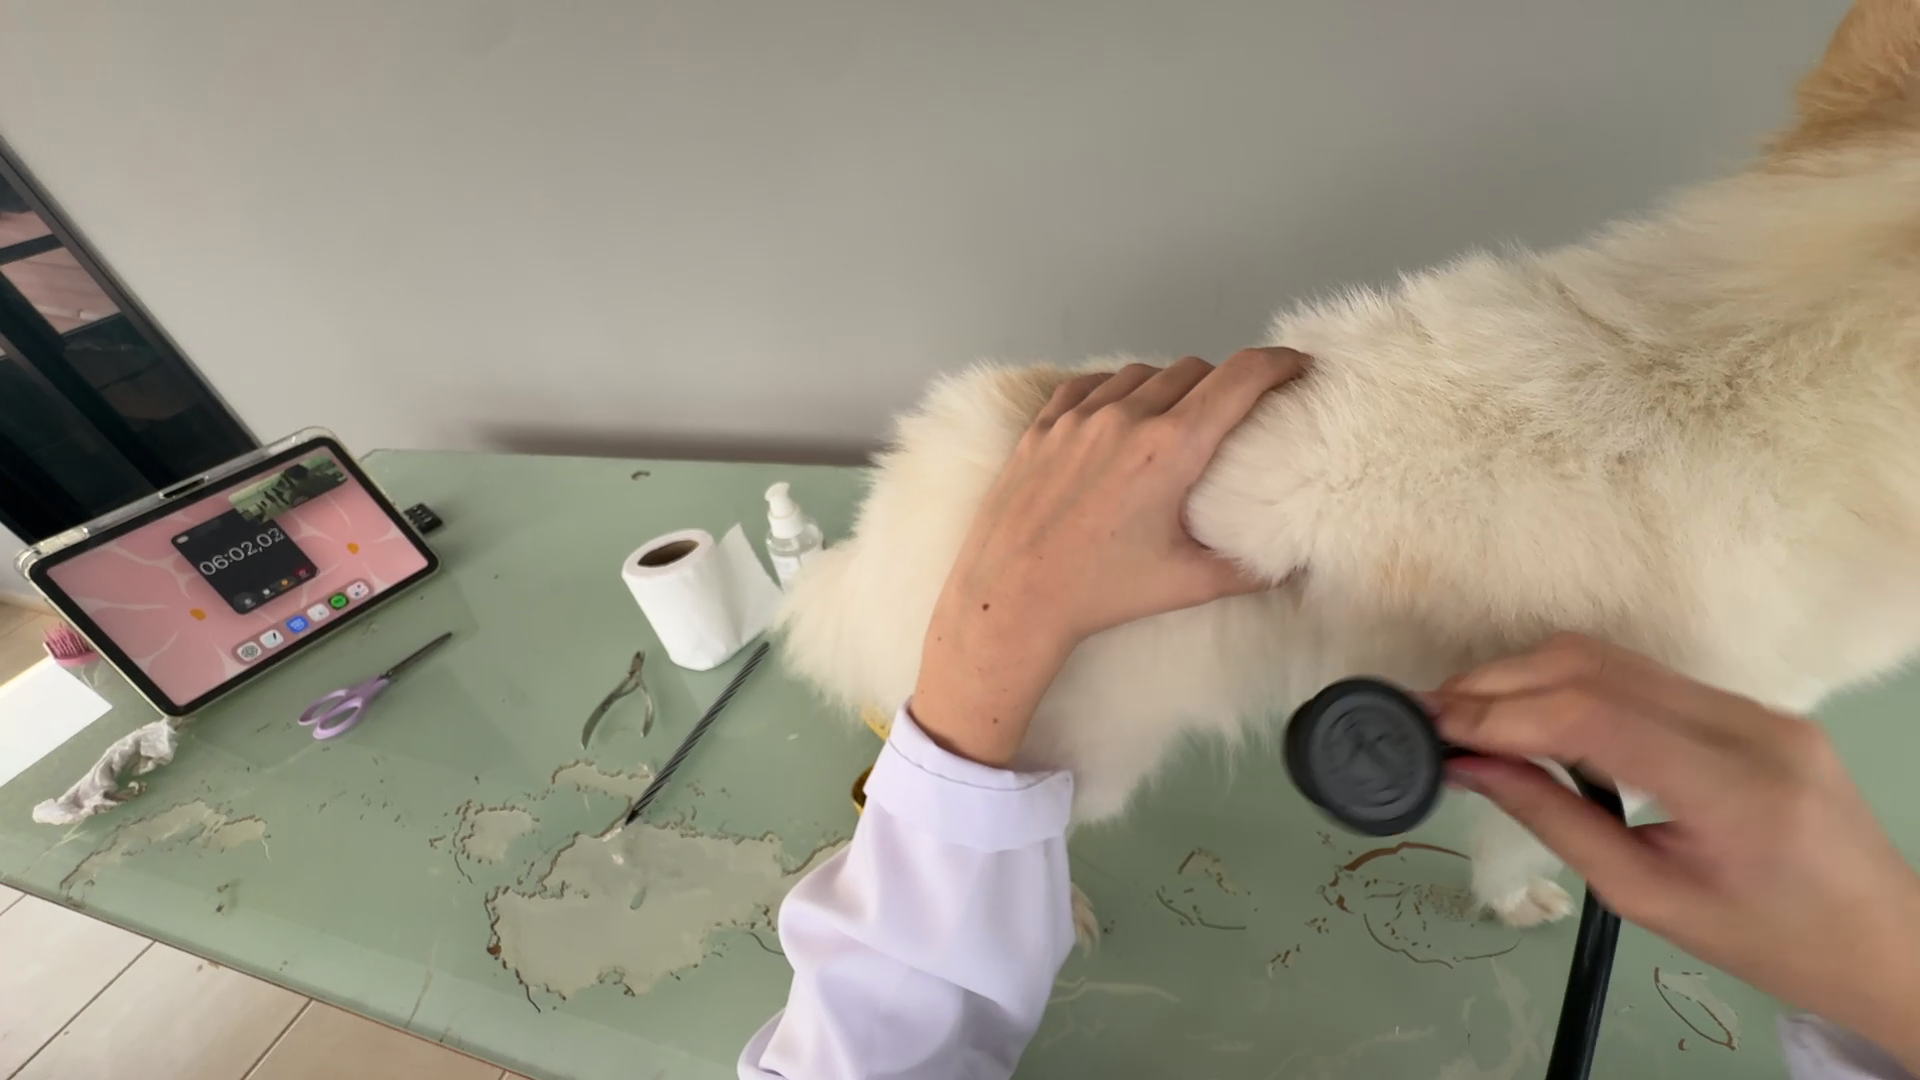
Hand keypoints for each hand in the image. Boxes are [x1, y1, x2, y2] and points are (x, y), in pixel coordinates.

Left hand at [911, 349, 1307, 766]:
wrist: (1012, 595)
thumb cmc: (1098, 592)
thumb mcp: (1185, 584)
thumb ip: (1250, 570)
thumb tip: (1294, 568)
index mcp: (1170, 447)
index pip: (1239, 378)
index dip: (1277, 364)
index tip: (1294, 369)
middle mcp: (1124, 418)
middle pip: (1191, 370)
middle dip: (1222, 384)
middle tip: (1230, 413)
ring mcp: (1076, 419)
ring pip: (1137, 374)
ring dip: (1165, 385)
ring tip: (1171, 415)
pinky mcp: (1040, 428)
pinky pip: (1084, 385)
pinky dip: (1110, 389)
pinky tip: (1112, 410)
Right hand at [1433, 634, 1919, 1068]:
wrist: (1892, 946)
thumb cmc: (1767, 941)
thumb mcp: (1643, 896)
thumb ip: (1547, 817)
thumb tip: (1460, 766)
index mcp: (1736, 787)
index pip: (1587, 718)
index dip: (1496, 713)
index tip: (1431, 726)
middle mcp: (1745, 725)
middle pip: (1585, 668)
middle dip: (1491, 685)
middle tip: (1431, 714)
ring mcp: (1745, 704)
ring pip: (1596, 655)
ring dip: (1515, 674)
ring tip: (1463, 710)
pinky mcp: (1734, 701)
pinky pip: (1621, 670)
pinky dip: (1552, 680)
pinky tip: (1519, 708)